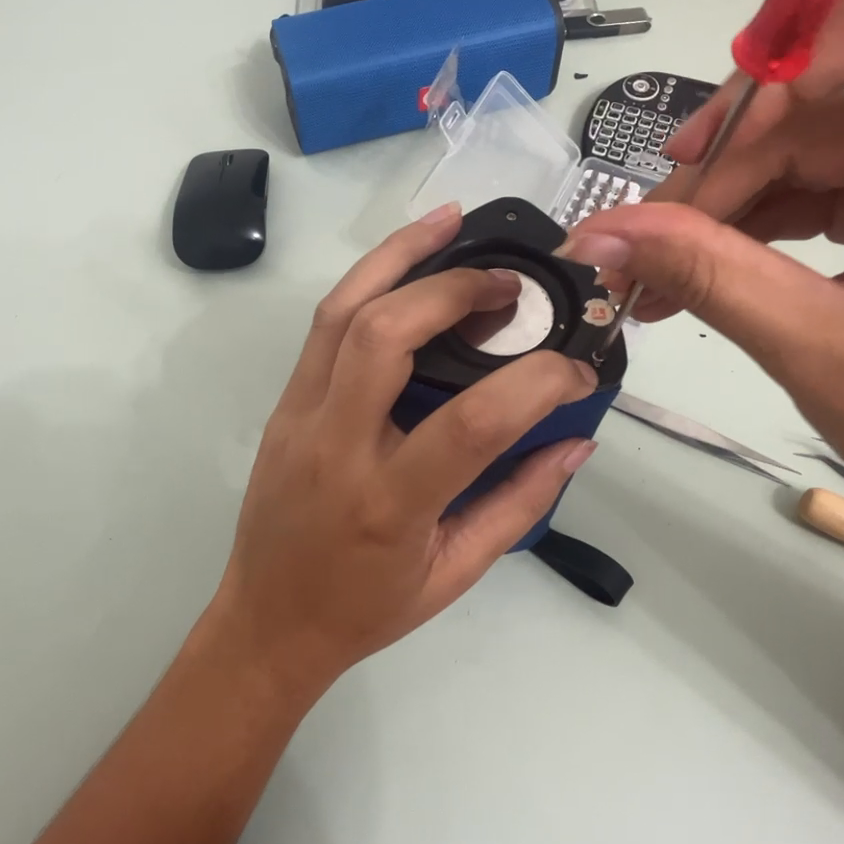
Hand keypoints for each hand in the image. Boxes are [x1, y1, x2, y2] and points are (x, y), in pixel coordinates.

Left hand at [209, 204, 599, 693]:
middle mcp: (336, 447)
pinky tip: (405, 262)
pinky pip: (324, 328)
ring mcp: (298, 417)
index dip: (536, 382)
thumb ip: (518, 504)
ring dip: (398, 257)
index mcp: (388, 502)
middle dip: (454, 291)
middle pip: (385, 335)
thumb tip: (577, 440)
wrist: (266, 620)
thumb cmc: (365, 608)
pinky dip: (367, 282)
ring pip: (340, 312)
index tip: (575, 369)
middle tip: (510, 283)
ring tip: (451, 223)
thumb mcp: (455, 573)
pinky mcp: (282, 404)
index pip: (471, 423)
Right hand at [562, 0, 843, 558]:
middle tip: (653, 232)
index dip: (802, 43)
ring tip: (660, 268)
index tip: (711, 140)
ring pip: (810, 122)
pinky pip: (817, 163)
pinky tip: (696, 262)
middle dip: (735, 148)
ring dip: (725, 190)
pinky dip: (750, 210)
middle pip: (838, 72)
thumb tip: (597, 234)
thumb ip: (709, 276)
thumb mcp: (825, 356)